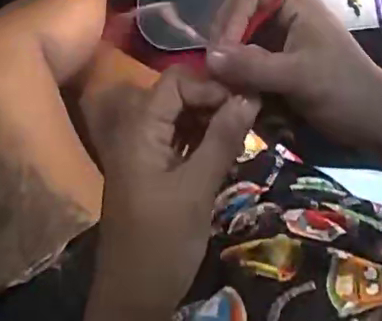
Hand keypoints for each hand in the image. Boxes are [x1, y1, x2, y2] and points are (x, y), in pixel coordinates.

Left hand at [88, 66, 257, 320]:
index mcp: (140, 128)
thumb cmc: (161, 243)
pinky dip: (202, 138)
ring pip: (181, 117)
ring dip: (210, 119)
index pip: (177, 82)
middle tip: (249, 116)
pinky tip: (227, 149)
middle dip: (213, 100)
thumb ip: (222, 139)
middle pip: (178, 95)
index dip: (210, 86)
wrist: (131, 304)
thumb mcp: (197, 189)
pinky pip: (179, 139)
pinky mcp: (153, 171)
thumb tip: (251, 95)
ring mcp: (144, 151)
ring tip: (243, 132)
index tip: (244, 103)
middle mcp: (138, 131)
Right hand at [204, 0, 381, 151]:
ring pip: (240, 42)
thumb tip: (208, 57)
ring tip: (229, 91)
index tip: (221, 52)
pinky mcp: (280, 63)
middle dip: (227, 43)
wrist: (378, 125)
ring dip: (233, 66)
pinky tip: (243, 98)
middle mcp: (284, 14)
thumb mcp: (298, 77)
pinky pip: (249, 63)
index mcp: (294, 3)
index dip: (230, 15)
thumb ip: (253, 66)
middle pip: (238, 14)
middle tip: (219, 76)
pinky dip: (243, 79)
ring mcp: (281, 39)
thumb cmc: (344, 91)